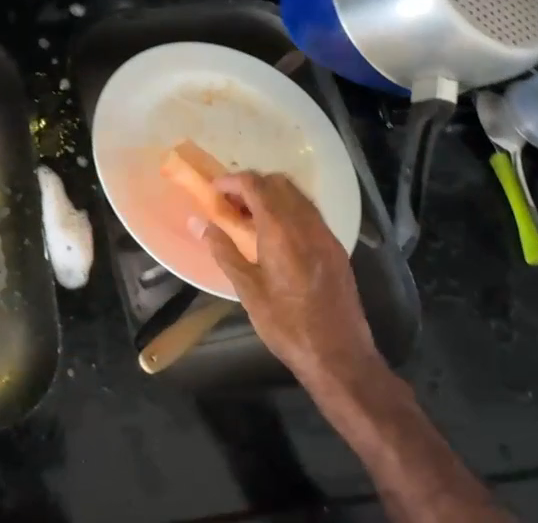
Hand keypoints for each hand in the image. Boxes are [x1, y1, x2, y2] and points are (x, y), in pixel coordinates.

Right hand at [194, 172, 378, 382]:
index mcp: (281, 231)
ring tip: (251, 218)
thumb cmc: (286, 325)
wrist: (339, 356)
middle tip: (231, 204)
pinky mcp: (336, 248)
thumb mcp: (247, 290)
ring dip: (272, 195)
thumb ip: (223, 251)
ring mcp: (326, 235)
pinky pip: (310, 213)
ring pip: (297, 195)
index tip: (214, 189)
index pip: (255, 185)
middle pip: (279, 182)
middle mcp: (307, 224)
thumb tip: (199, 223)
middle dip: (252, 184)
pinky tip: (276, 235)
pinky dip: (289, 210)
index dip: (231, 181)